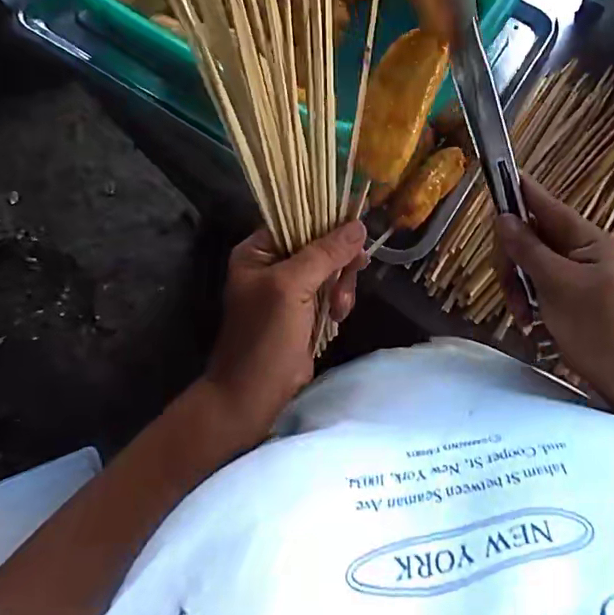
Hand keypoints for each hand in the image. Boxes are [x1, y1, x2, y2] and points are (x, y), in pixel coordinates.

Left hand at [205, 221, 366, 423]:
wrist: (254, 395)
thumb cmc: (265, 336)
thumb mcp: (292, 287)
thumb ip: (325, 254)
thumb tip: (359, 225)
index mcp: (258, 251)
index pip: (298, 219)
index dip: (328, 221)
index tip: (356, 228)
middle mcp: (274, 264)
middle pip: (322, 243)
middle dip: (339, 263)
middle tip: (351, 275)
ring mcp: (291, 287)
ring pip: (333, 267)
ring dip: (343, 284)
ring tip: (340, 307)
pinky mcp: (306, 309)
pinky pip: (334, 289)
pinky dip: (341, 299)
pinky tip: (338, 315)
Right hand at [494, 178, 613, 398]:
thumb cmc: (598, 328)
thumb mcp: (559, 287)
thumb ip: (530, 250)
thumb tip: (503, 218)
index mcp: (586, 239)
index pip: (546, 204)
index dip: (519, 191)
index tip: (495, 173)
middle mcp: (579, 249)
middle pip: (529, 236)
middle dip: (512, 262)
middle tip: (510, 291)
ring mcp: (573, 272)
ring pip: (527, 262)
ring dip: (517, 287)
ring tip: (522, 316)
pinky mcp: (567, 294)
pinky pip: (536, 284)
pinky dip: (527, 300)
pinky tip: (528, 323)